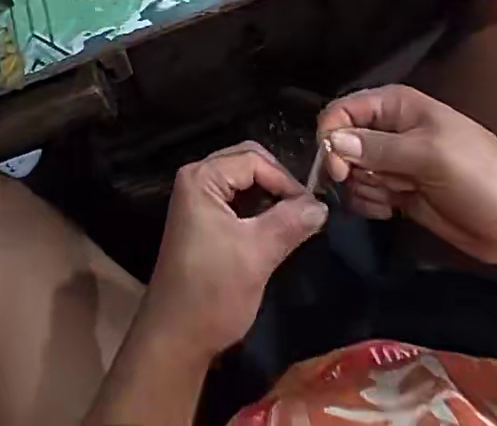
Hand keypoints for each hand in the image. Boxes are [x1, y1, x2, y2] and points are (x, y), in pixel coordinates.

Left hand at [141, 142, 328, 358]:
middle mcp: (196, 178)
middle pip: (247, 162)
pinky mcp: (203, 217)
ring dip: (270, 195)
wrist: (175, 337)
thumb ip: (289, 223)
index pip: (253, 160)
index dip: (285, 180)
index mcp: (201, 178)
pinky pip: (237, 198)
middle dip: (278, 182)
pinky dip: (259, 207)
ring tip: (296, 219)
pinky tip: (277, 227)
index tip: (312, 209)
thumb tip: (322, 205)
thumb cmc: (212, 291)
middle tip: (305, 210)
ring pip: (244, 179)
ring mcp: (198, 198)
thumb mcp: (256, 255)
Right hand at [318, 84, 496, 269]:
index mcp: (396, 106)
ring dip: (360, 187)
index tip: (335, 167)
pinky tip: (389, 211)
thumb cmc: (483, 176)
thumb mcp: (429, 155)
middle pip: (342, 141)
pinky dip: (369, 204)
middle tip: (367, 185)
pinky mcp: (401, 193)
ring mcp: (396, 163)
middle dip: (346, 166)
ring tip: (390, 199)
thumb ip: (377, 148)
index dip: (332, 135)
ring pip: (352, 170)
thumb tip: (330, 141)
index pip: (343, 110)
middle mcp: (390, 130)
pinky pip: (366, 193)